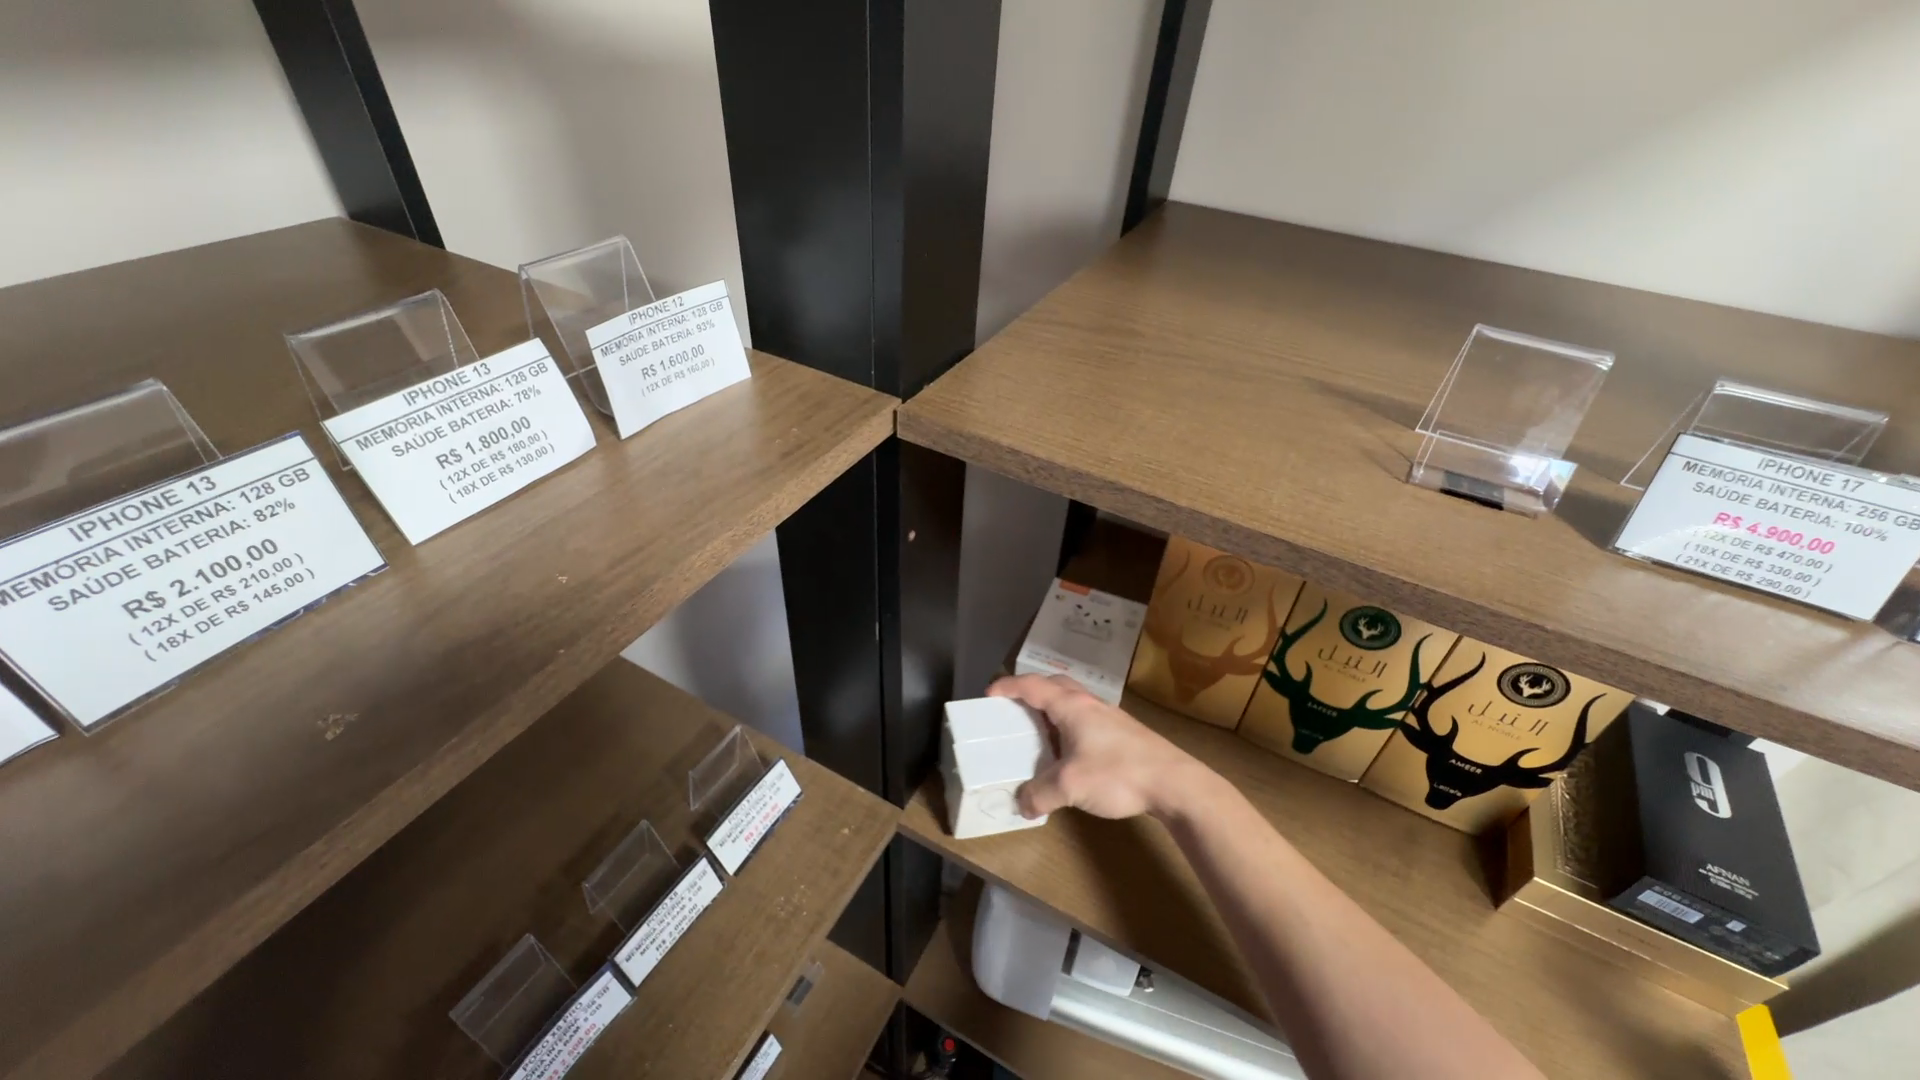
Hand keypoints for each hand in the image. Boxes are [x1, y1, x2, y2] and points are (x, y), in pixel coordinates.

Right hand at [987, 673, 1216, 821]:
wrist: (1174, 782)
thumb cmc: (1118, 773)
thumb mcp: (1070, 786)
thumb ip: (1039, 794)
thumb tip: (1022, 804)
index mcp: (1071, 706)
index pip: (1032, 685)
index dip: (1007, 686)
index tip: (988, 694)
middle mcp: (1089, 703)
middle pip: (1054, 685)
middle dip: (1030, 691)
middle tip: (1012, 708)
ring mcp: (1109, 716)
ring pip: (1072, 702)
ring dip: (1051, 709)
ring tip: (1036, 732)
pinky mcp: (1122, 733)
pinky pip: (1085, 719)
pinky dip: (1067, 726)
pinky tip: (1068, 752)